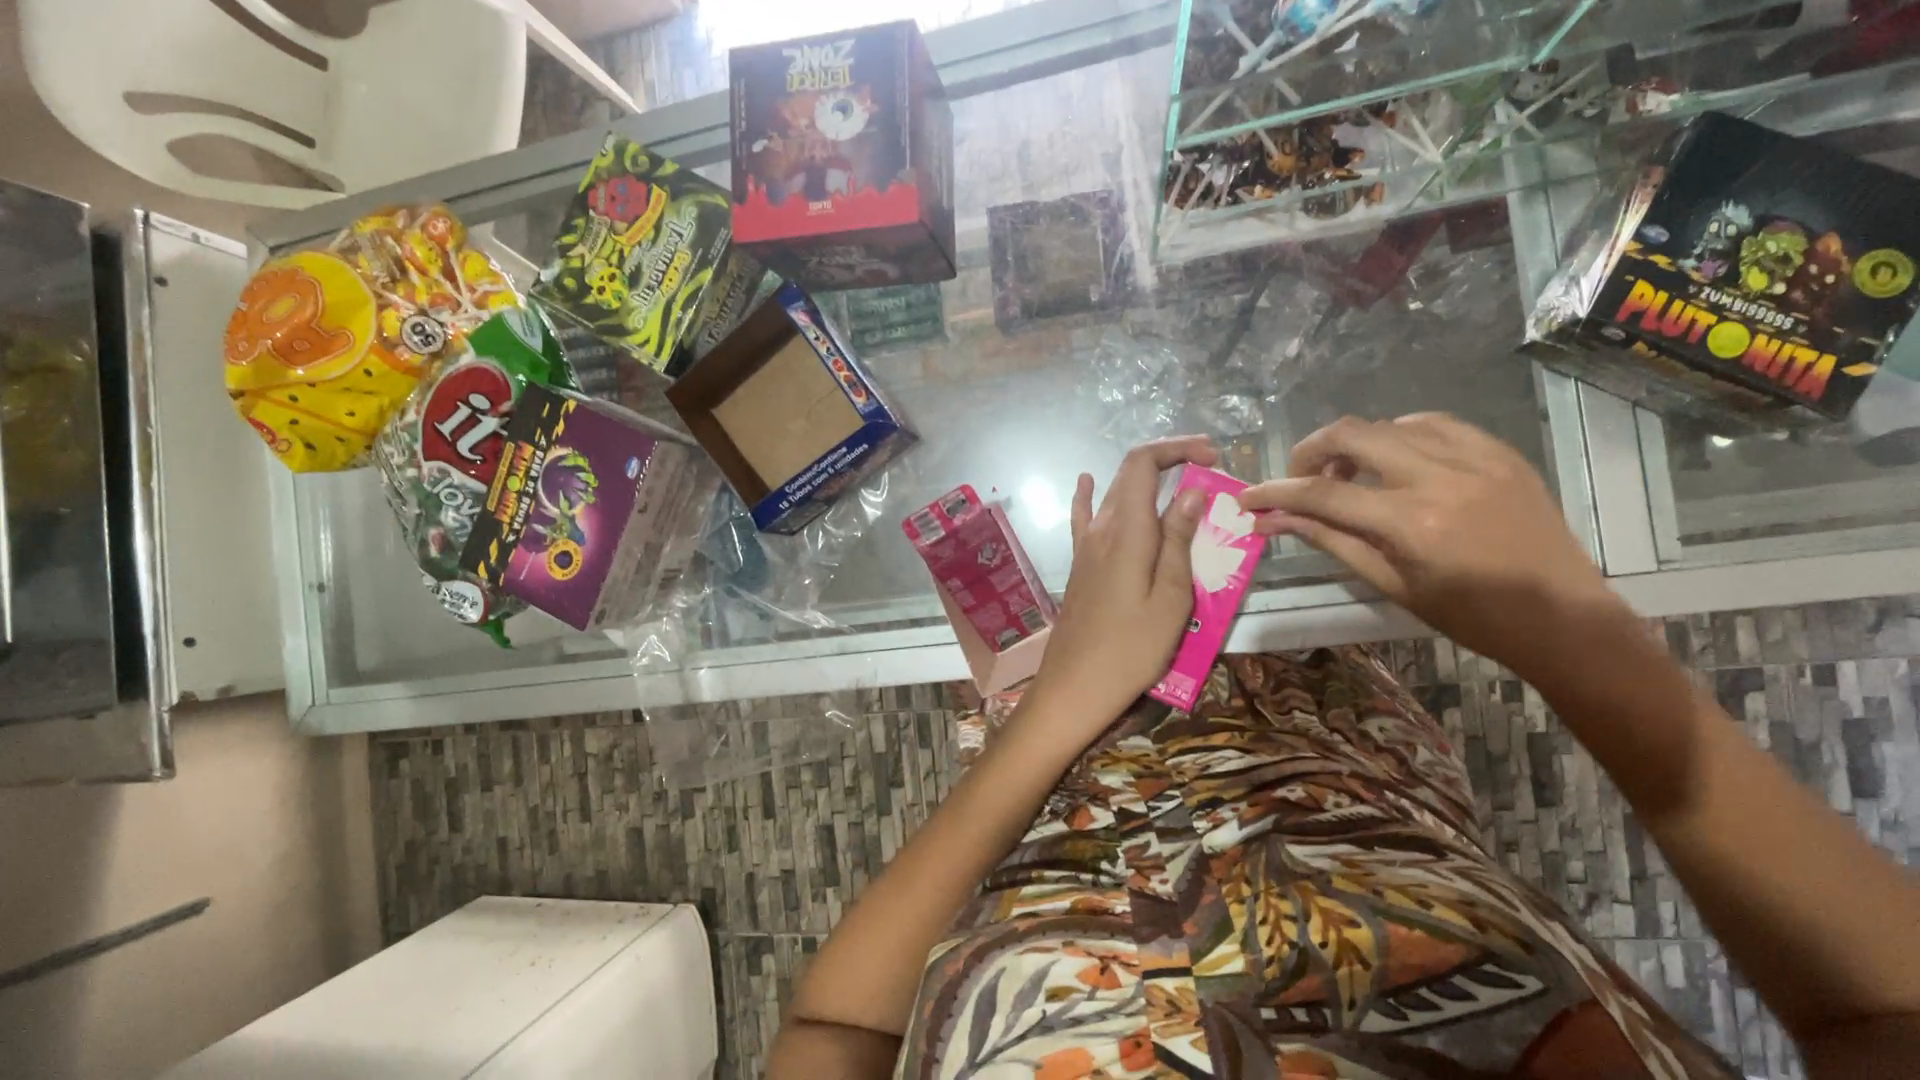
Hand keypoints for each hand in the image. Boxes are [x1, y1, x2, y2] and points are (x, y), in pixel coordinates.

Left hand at [1023, 436, 1216, 741]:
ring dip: (1146, 483)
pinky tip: (1086, 483)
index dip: (1177, 448)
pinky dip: (1090, 495)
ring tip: (1181, 489)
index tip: (1213, 457)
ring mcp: (1085, 548)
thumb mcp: (1170, 598)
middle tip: (1209, 473)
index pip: (1143, 463)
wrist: (1075, 686)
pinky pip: (1085, 518)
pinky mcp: (1080, 567)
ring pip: (1113, 495)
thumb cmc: (1131, 649)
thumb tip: (1191, 491)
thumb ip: (1179, 541)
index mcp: (1126, 531)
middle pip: (1129, 474)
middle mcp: (1101, 530)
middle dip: (1169, 461)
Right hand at [1236, 414, 1625, 673]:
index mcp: (1412, 524)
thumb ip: (1331, 543)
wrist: (1562, 616)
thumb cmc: (1471, 617)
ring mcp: (1475, 458)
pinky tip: (1396, 458)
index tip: (1249, 498)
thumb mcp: (1393, 585)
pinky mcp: (1499, 452)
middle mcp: (1440, 478)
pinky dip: (1401, 435)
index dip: (1277, 493)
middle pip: (1353, 435)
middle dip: (1311, 450)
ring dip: (1356, 443)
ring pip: (1391, 424)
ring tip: (1350, 474)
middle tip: (1300, 477)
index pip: (1323, 494)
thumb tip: (1274, 523)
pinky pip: (1436, 423)